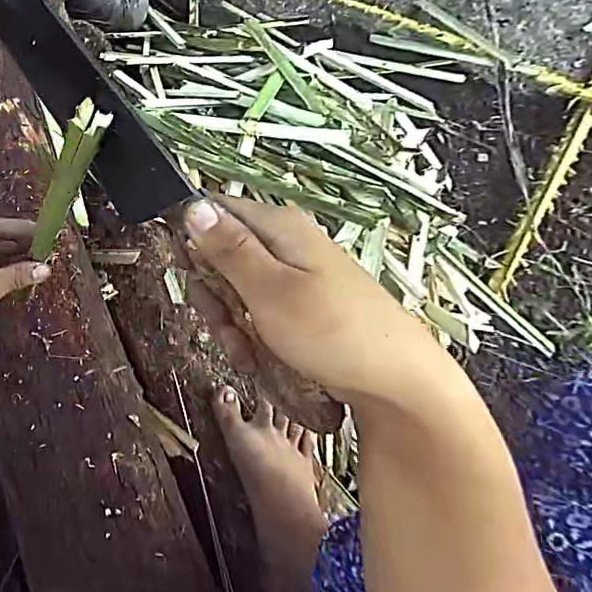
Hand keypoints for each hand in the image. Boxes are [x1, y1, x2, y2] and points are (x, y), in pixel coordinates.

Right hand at [183, 195, 464, 407]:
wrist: (399, 385)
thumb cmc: (335, 333)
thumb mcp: (269, 289)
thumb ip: (228, 248)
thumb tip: (192, 206)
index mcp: (279, 228)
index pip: (214, 213)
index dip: (194, 244)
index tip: (192, 277)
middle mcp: (287, 246)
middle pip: (221, 258)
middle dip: (214, 296)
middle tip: (227, 323)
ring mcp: (296, 278)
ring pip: (236, 292)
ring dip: (231, 324)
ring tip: (249, 349)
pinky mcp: (302, 307)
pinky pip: (259, 315)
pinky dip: (253, 338)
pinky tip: (263, 358)